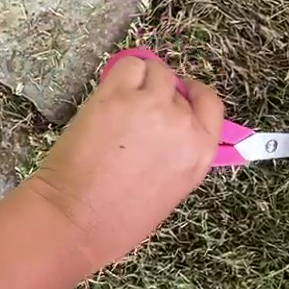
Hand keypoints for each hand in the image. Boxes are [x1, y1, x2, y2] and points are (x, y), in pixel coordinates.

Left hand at [24, 52, 223, 271]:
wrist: (77, 222)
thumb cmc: (118, 221)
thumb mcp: (170, 191)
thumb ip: (177, 154)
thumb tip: (165, 128)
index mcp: (200, 154)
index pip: (211, 105)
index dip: (193, 95)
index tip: (180, 94)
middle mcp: (182, 126)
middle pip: (178, 89)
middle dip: (160, 95)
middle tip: (136, 112)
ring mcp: (150, 107)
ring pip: (154, 71)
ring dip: (140, 80)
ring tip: (120, 103)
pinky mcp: (116, 97)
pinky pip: (127, 67)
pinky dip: (119, 75)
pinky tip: (107, 96)